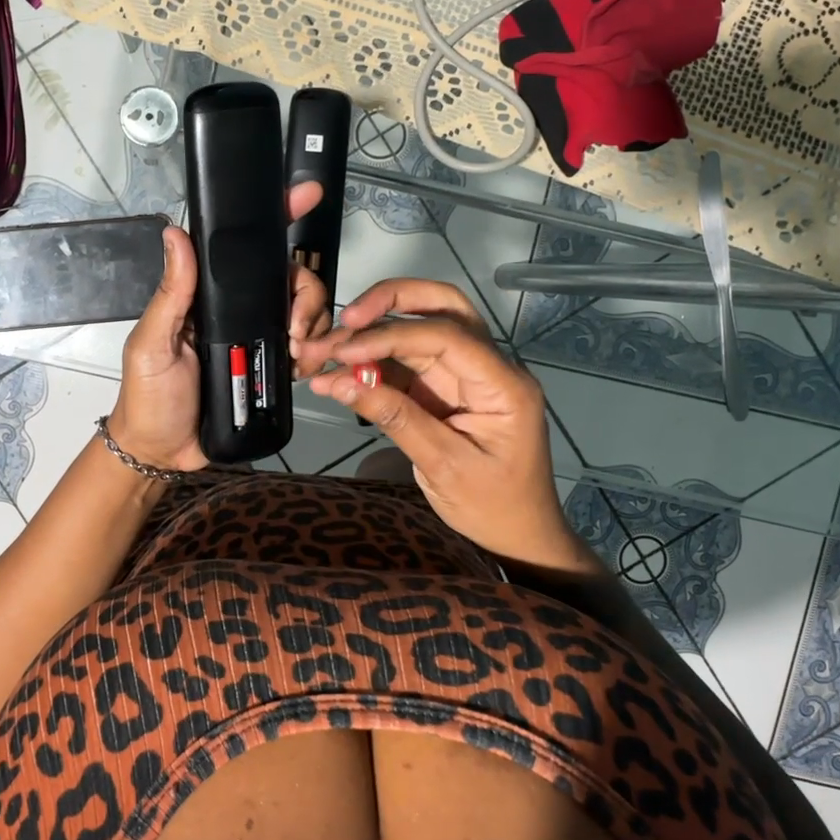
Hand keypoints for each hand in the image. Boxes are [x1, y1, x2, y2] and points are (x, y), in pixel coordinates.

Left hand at [108, 183, 327, 471]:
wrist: (164, 452)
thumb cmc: (149, 396)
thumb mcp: (153, 344)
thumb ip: (171, 294)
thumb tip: (175, 232)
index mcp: (205, 296)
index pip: (239, 250)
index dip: (274, 219)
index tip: (305, 195)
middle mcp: (236, 309)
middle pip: (287, 278)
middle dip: (305, 293)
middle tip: (295, 328)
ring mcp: (256, 338)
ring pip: (303, 310)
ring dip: (312, 324)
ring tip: (297, 353)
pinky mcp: (271, 368)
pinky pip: (305, 348)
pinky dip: (314, 351)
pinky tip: (304, 366)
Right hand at [305, 279, 560, 556]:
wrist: (517, 537)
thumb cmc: (494, 507)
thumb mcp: (445, 467)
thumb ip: (396, 418)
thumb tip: (341, 383)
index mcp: (502, 383)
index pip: (446, 335)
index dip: (391, 335)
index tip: (345, 351)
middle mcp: (486, 366)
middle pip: (440, 308)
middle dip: (389, 302)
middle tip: (343, 319)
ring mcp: (463, 375)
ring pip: (415, 331)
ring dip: (369, 336)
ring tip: (322, 352)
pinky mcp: (441, 389)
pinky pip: (403, 364)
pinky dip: (368, 365)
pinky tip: (334, 376)